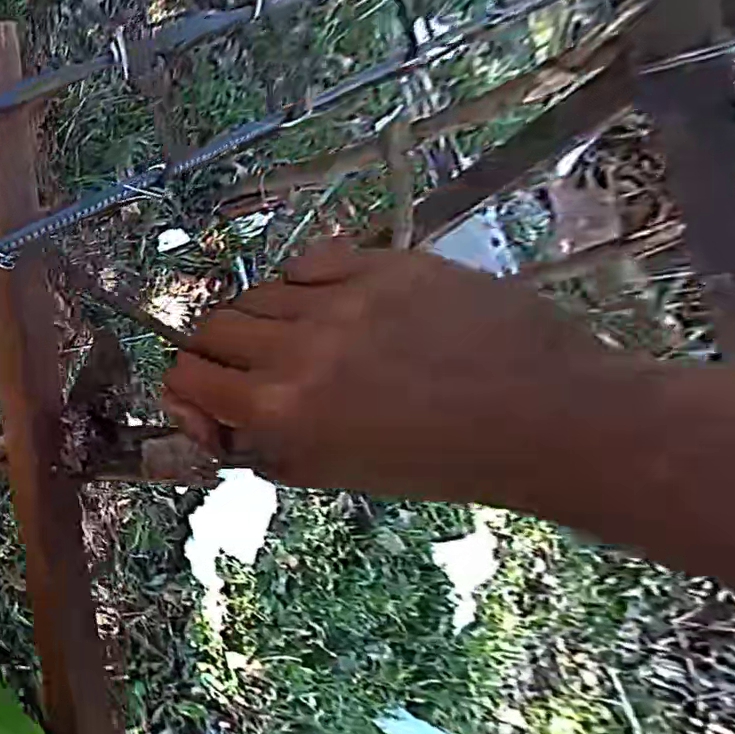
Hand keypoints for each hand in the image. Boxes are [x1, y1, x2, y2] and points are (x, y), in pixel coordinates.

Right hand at [163, 240, 622, 499]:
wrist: (551, 422)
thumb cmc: (427, 461)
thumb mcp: (318, 470)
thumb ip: (250, 443)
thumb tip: (209, 418)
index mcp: (275, 408)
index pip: (183, 375)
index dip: (186, 387)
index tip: (210, 396)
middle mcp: (294, 352)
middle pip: (208, 328)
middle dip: (218, 351)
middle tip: (251, 364)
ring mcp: (340, 304)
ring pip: (252, 295)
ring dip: (262, 318)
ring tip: (300, 334)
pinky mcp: (384, 269)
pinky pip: (306, 263)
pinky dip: (303, 283)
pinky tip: (328, 303)